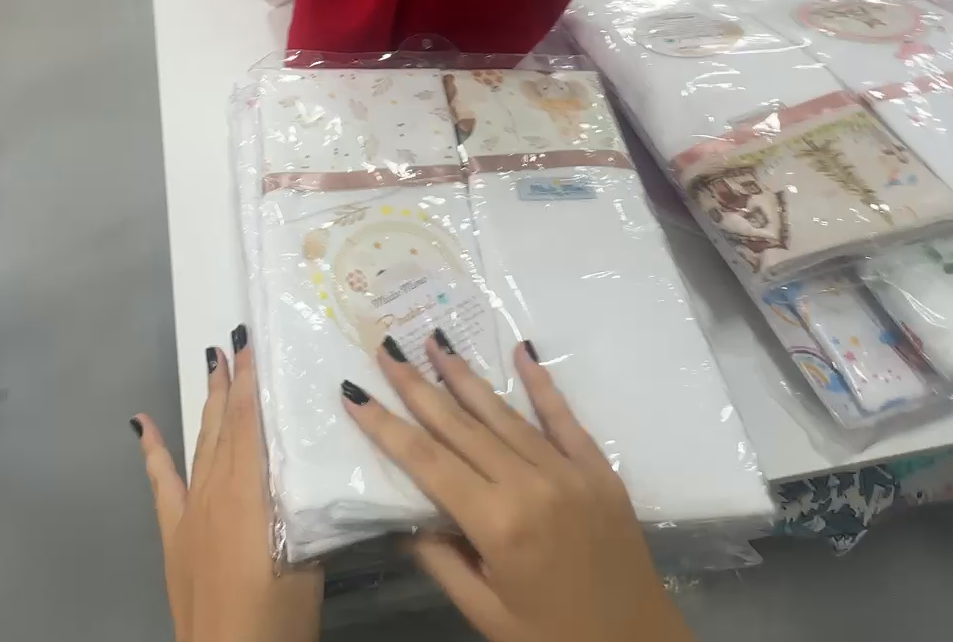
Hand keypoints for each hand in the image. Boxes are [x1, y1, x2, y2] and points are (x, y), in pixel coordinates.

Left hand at [132, 326, 323, 641]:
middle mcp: (216, 491)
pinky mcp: (174, 533)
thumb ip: (307, 511)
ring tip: (211, 365)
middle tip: (232, 342)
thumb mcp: (308, 561)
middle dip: (229, 382)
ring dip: (207, 404)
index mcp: (249, 492)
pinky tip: (141, 423)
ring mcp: (190, 511)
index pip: (249, 422)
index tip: (251, 343)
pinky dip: (153, 450)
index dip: (250, 381)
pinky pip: (162, 482)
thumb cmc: (276, 620)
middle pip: (224, 425)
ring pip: (201, 443)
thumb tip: (312, 471)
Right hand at [340, 334, 693, 641]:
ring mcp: (568, 471)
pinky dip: (540, 382)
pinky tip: (521, 350)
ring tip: (434, 340)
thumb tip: (401, 517)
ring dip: (464, 374)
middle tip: (387, 348)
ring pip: (503, 413)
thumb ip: (440, 560)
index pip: (425, 461)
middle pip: (459, 425)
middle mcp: (530, 485)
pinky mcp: (598, 469)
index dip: (385, 425)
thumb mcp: (487, 613)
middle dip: (416, 385)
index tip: (354, 391)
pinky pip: (563, 417)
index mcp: (497, 524)